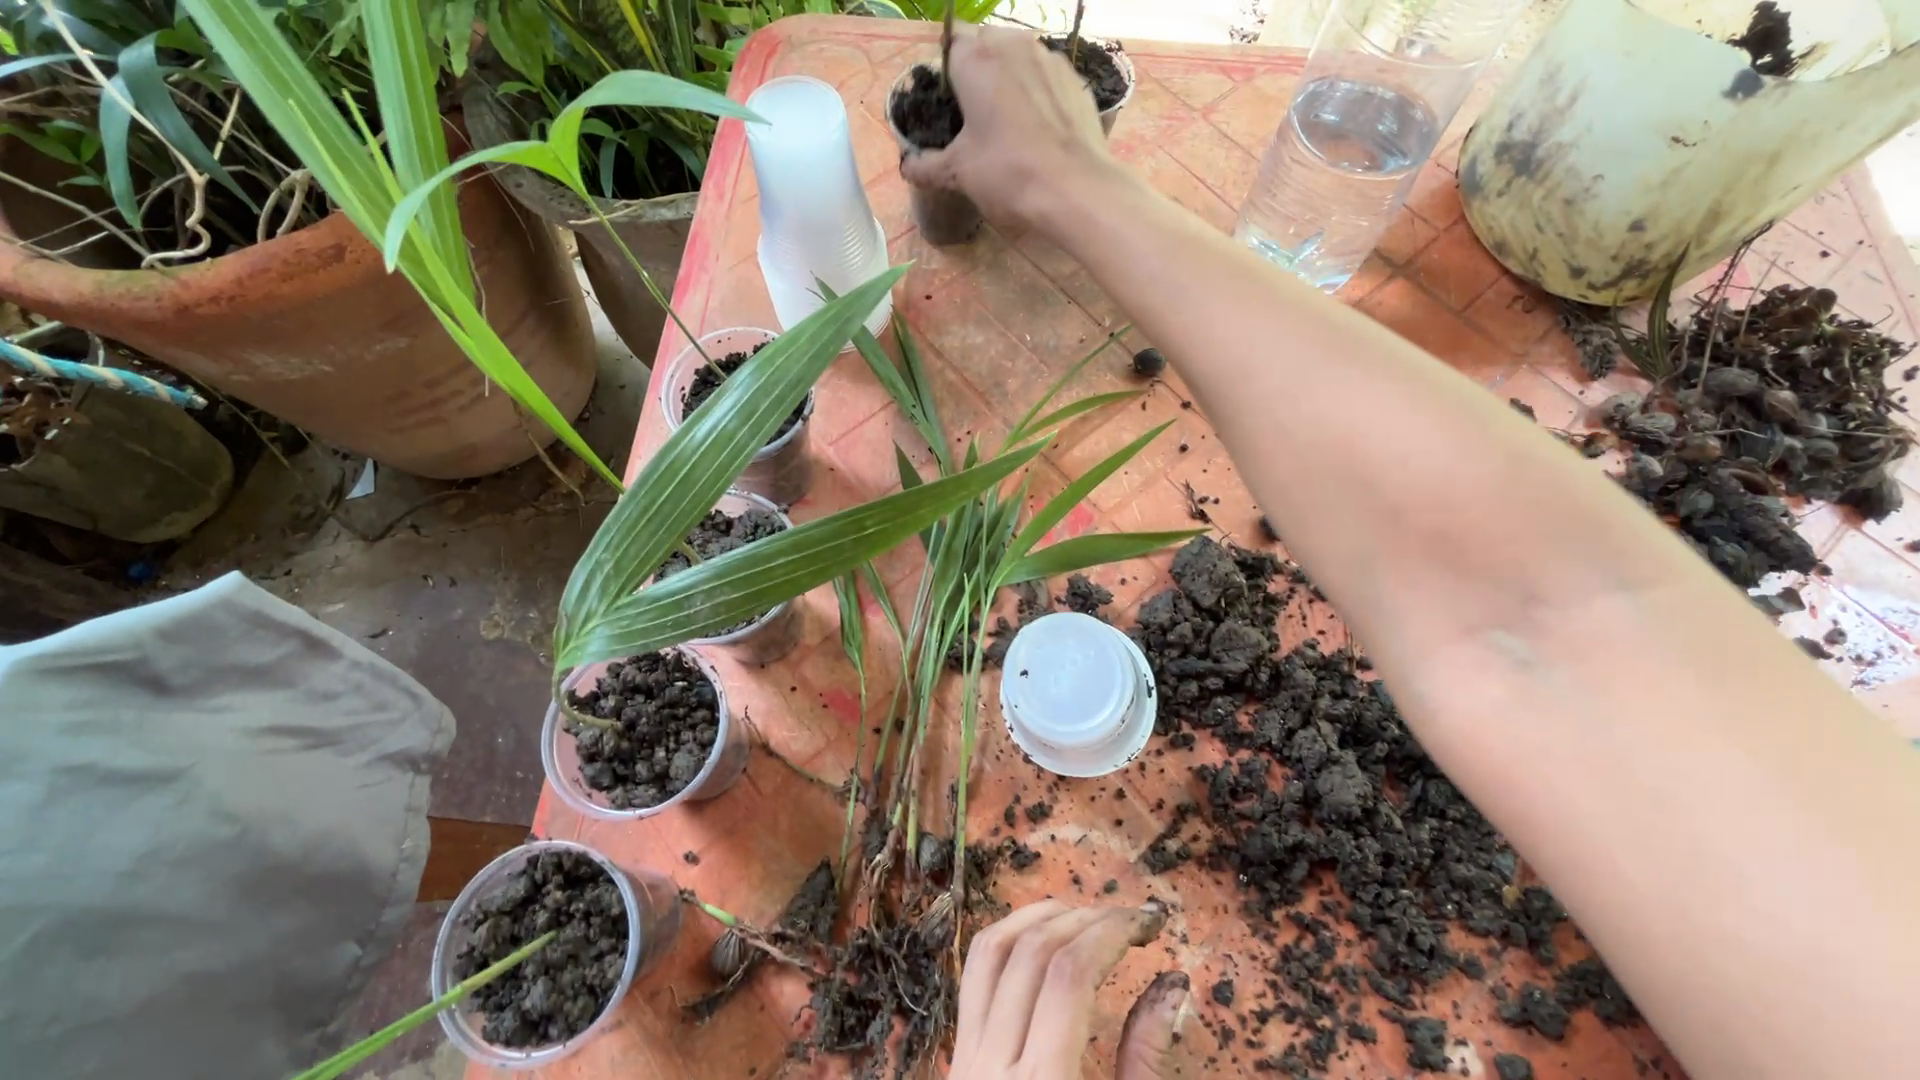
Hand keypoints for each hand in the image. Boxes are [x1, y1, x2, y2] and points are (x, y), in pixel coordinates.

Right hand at [899, 26, 1120, 234]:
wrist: (1077, 190)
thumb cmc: (1008, 174)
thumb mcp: (959, 173)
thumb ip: (927, 165)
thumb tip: (908, 167)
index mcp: (976, 58)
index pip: (948, 42)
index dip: (945, 71)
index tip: (946, 103)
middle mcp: (1013, 44)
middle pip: (985, 45)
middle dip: (976, 71)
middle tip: (973, 115)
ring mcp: (1049, 58)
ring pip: (1018, 57)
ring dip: (1008, 79)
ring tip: (1007, 123)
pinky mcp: (1076, 79)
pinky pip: (1045, 77)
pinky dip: (1036, 93)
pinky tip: (1037, 129)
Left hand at [951, 900, 1191, 1079]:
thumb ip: (1144, 1059)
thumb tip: (1172, 983)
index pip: (1069, 974)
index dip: (1111, 933)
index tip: (1148, 923)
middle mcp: (990, 1065)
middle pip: (1029, 953)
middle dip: (1083, 919)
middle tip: (1128, 919)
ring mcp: (963, 1060)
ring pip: (988, 953)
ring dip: (1036, 918)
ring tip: (1083, 912)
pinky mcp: (954, 1061)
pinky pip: (974, 981)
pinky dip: (1007, 944)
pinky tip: (1039, 943)